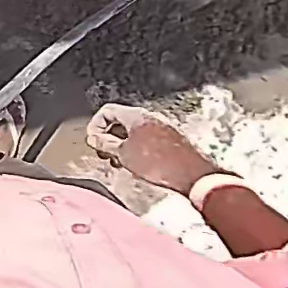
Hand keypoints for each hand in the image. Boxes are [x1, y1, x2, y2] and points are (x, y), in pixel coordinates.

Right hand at [85, 103, 219, 193]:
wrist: (194, 176)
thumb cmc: (161, 164)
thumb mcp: (123, 154)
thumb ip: (104, 144)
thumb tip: (93, 138)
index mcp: (136, 115)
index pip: (106, 111)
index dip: (95, 126)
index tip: (94, 140)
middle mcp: (150, 117)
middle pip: (119, 120)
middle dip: (108, 137)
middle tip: (105, 153)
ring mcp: (162, 127)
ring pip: (133, 131)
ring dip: (122, 145)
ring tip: (120, 161)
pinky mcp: (171, 139)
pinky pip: (146, 138)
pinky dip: (137, 148)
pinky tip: (138, 165)